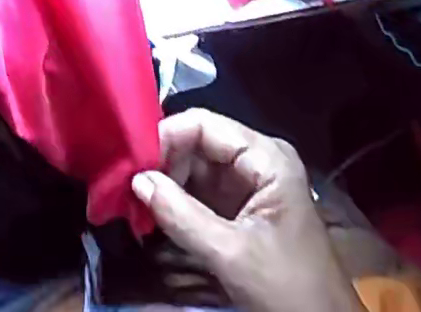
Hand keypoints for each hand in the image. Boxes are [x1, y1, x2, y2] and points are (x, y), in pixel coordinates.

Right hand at [131, 110, 360, 311]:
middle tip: (129, 184)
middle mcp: (256, 159)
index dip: (165, 136)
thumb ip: (182, 216)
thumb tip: (135, 180)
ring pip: (193, 165)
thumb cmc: (291, 295)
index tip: (132, 161)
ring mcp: (248, 183)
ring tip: (135, 199)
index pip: (202, 124)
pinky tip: (152, 211)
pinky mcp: (240, 208)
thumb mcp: (234, 256)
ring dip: (165, 181)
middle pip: (195, 141)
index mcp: (265, 157)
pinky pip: (198, 189)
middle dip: (162, 161)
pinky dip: (175, 199)